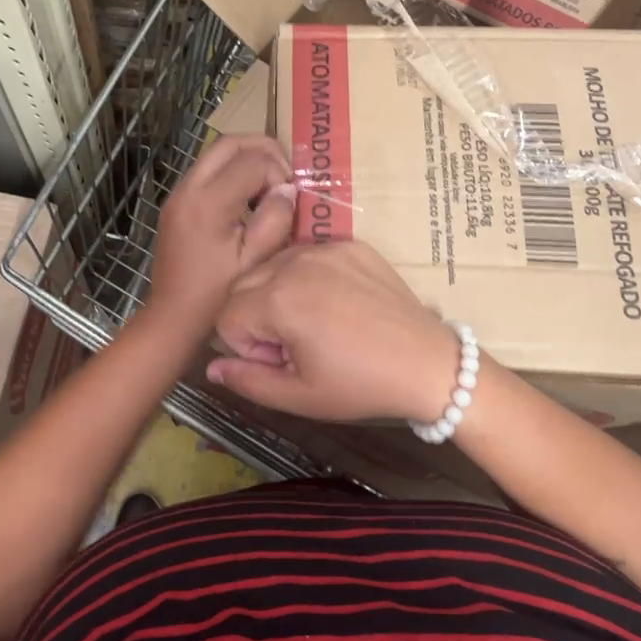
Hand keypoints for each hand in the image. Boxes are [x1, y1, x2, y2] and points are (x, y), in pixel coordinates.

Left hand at [146, 135, 297, 325]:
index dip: (278, 173)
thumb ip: (275, 219)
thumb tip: (286, 189)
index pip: (251, 162)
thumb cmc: (216, 296)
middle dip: (263, 149)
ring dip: (246, 159)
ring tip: (270, 184)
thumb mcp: (255, 261)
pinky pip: (206, 170)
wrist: (173, 316)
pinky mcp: (175, 202)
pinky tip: (248, 198)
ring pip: (215, 153)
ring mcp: (177, 194)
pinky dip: (230, 171)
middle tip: (286, 173)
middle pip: (228, 143)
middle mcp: (187, 189)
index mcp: (208, 203)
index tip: (289, 198)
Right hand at [206, 241, 460, 423]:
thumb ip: (247, 380)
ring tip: (315, 324)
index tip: (282, 361)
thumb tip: (211, 368)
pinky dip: (309, 277)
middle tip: (296, 346)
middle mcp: (294, 263)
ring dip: (279, 294)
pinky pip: (307, 255)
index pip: (226, 317)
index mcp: (278, 300)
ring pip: (272, 266)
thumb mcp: (300, 396)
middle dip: (256, 317)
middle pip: (243, 285)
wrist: (430, 364)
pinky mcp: (349, 244)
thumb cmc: (361, 385)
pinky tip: (337, 305)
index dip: (247, 347)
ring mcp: (324, 248)